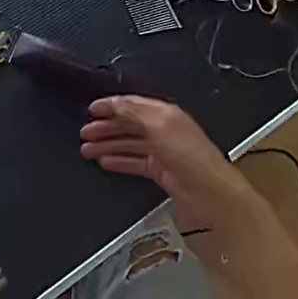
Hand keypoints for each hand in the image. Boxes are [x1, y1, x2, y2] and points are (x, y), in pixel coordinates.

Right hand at [80, 96, 258, 232]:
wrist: (211, 194)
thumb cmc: (192, 158)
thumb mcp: (158, 127)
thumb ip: (134, 113)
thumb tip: (115, 104)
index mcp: (165, 114)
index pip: (133, 104)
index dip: (111, 105)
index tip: (92, 109)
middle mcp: (163, 130)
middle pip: (129, 124)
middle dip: (106, 127)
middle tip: (86, 132)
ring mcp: (162, 151)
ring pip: (129, 144)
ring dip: (108, 145)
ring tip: (88, 149)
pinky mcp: (161, 171)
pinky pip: (134, 162)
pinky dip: (118, 161)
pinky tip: (105, 162)